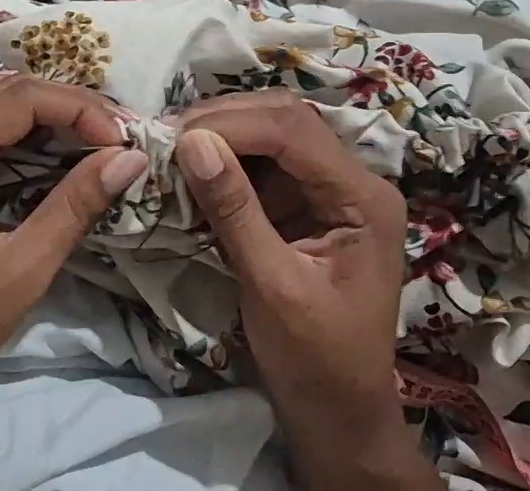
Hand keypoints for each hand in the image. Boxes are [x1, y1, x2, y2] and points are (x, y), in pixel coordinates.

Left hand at [0, 71, 148, 490]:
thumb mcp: (21, 270)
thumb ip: (74, 207)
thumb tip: (127, 159)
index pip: (19, 100)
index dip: (76, 108)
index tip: (119, 139)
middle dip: (60, 101)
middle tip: (108, 131)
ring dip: (25, 99)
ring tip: (73, 124)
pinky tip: (14, 124)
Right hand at [176, 89, 440, 490]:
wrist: (337, 411)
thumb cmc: (316, 358)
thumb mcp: (272, 286)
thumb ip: (235, 210)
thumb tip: (191, 142)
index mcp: (364, 199)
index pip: (294, 131)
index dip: (231, 124)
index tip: (173, 136)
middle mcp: (353, 180)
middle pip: (284, 118)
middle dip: (222, 120)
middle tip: (164, 136)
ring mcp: (329, 188)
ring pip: (270, 130)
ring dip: (219, 132)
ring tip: (171, 146)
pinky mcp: (304, 201)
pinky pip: (261, 159)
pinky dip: (223, 157)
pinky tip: (191, 167)